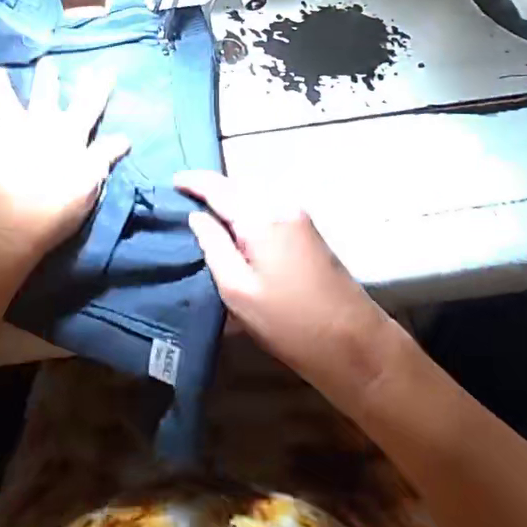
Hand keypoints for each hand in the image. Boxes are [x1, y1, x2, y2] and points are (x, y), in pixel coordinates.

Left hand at [0, 59, 130, 276]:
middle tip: (47, 60)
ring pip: (7, 100)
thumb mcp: (90, 184)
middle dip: (48, 75)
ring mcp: (12, 132)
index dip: (99, 86)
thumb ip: (104, 157)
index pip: (90, 105)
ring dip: (3, 84)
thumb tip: (124, 138)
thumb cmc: (57, 206)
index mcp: (70, 134)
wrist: (10, 219)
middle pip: (46, 93)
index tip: (106, 68)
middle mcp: (41, 125)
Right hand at [177, 171, 410, 410]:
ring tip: (204, 212)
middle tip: (183, 199)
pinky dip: (246, 209)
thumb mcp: (237, 291)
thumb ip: (213, 246)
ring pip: (254, 195)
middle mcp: (281, 206)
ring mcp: (299, 217)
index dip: (193, 182)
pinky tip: (234, 225)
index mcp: (261, 217)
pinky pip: (267, 207)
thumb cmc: (289, 322)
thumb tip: (196, 216)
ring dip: (230, 199)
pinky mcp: (308, 231)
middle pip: (238, 185)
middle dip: (211, 188)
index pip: (218, 187)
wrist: (356, 344)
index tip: (171, 182)